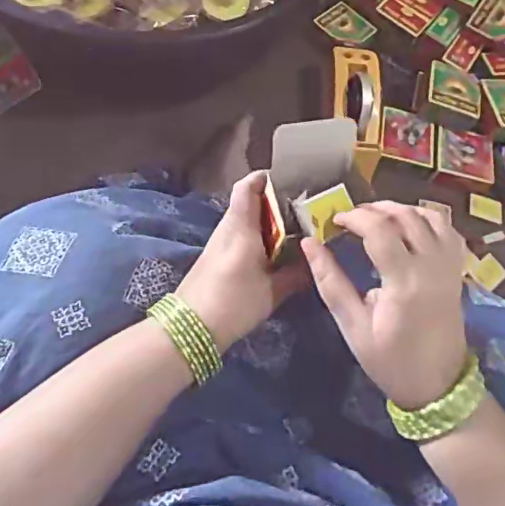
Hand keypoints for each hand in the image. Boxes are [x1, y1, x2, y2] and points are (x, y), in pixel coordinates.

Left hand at [174, 171, 301, 350]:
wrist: (190, 328)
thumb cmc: (233, 302)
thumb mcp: (272, 292)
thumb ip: (295, 274)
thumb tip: (314, 262)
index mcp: (241, 226)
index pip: (248, 186)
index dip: (266, 177)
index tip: (290, 179)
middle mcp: (228, 228)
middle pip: (250, 202)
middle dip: (276, 202)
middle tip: (304, 209)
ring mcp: (220, 242)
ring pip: (246, 221)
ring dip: (268, 222)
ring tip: (297, 229)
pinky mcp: (216, 257)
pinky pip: (241, 236)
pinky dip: (259, 237)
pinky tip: (276, 251)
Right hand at [302, 201, 469, 409]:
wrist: (438, 387)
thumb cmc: (390, 361)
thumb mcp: (353, 326)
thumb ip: (331, 282)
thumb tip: (309, 244)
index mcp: (404, 282)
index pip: (380, 229)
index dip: (354, 217)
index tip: (334, 222)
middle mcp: (432, 267)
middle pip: (406, 216)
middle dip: (375, 209)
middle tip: (352, 218)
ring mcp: (450, 267)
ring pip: (431, 216)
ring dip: (402, 209)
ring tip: (378, 217)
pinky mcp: (458, 271)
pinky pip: (448, 231)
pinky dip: (428, 219)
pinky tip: (409, 227)